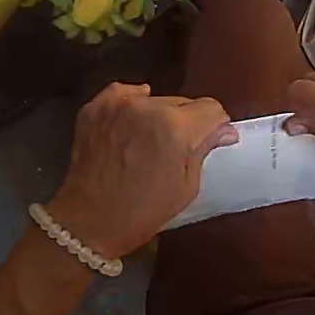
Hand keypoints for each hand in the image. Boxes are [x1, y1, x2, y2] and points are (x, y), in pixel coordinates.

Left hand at [44, 84, 236, 258]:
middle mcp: (148, 106)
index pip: (211, 108)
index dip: (215, 125)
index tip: (211, 139)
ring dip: (158, 115)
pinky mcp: (96, 106)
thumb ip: (204, 149)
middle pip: (182, 102)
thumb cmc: (144, 211)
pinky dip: (131, 103)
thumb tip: (224, 130)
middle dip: (186, 121)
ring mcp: (118, 103)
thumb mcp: (186, 186)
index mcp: (176, 127)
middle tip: (176, 147)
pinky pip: (124, 93)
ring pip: (154, 98)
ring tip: (148, 140)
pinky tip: (131, 122)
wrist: (90, 221)